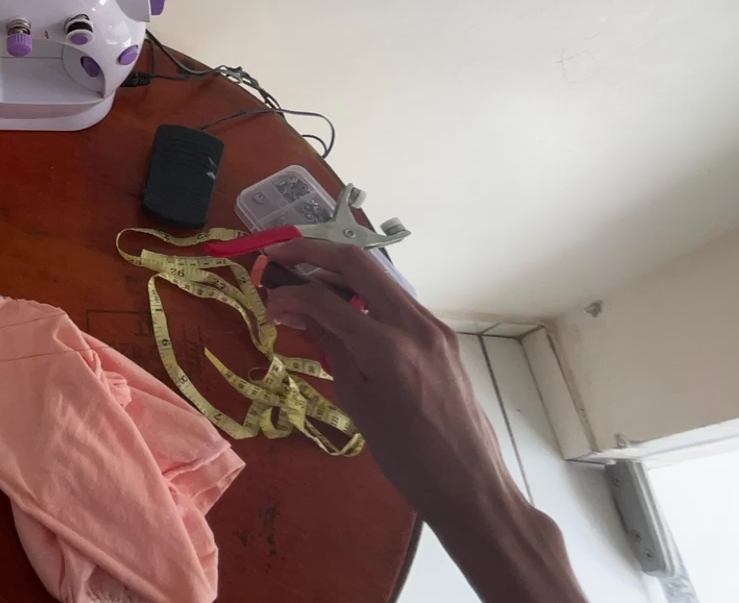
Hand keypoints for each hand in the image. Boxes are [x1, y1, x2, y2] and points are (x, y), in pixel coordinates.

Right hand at [262, 238, 586, 602]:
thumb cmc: (404, 454)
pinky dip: (360, 290)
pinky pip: (393, 296)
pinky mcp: (439, 333)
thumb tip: (291, 308)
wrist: (471, 487)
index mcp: (386, 346)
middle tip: (277, 256)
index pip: (323, 297)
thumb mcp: (354, 396)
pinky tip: (340, 307)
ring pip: (377, 273)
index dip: (287, 294)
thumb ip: (327, 341)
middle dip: (311, 251)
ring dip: (336, 269)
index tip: (266, 303)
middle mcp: (413, 323)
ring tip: (304, 283)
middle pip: (355, 261)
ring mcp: (432, 324)